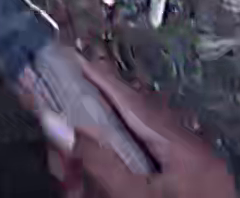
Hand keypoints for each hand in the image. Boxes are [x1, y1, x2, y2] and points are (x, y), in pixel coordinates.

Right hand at [38, 54, 236, 197]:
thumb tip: (49, 118)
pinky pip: (134, 173)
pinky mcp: (179, 196)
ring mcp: (187, 180)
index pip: (129, 98)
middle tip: (55, 149)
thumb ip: (92, 157)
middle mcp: (190, 157)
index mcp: (186, 150)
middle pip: (122, 126)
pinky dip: (106, 177)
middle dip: (82, 134)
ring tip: (66, 181)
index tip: (63, 55)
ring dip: (89, 160)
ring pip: (123, 152)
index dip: (94, 75)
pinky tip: (82, 190)